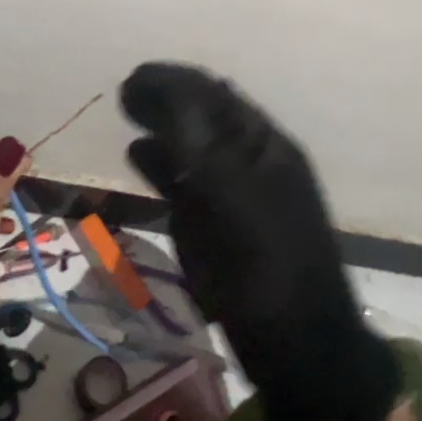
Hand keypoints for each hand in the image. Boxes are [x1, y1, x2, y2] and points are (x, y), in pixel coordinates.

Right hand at [121, 63, 400, 420]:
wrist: (295, 345)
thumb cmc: (273, 267)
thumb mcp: (241, 204)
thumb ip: (206, 151)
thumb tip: (173, 96)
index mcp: (265, 147)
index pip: (217, 98)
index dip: (179, 81)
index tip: (139, 75)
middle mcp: (245, 161)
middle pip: (200, 116)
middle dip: (165, 96)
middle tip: (126, 89)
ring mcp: (225, 193)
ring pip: (187, 146)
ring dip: (159, 124)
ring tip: (126, 106)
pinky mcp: (206, 225)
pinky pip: (179, 182)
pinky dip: (157, 163)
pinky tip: (136, 152)